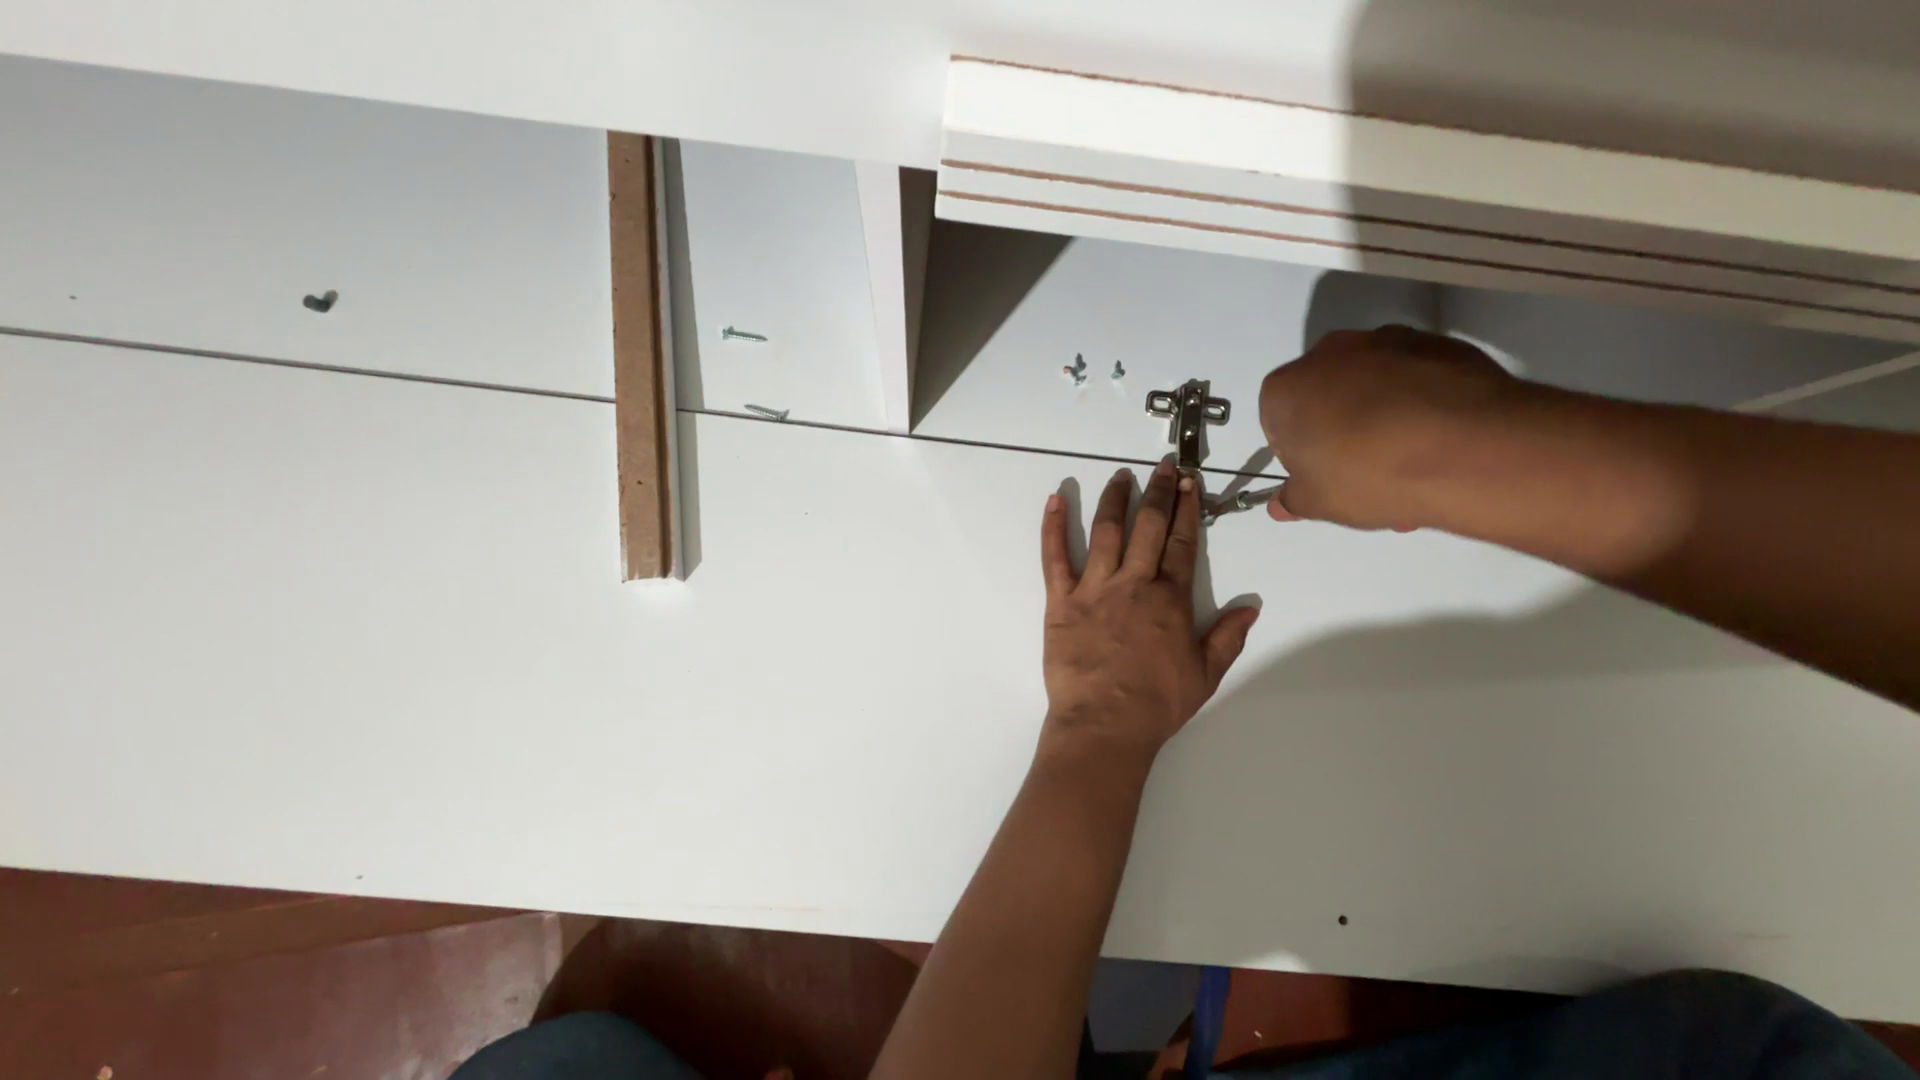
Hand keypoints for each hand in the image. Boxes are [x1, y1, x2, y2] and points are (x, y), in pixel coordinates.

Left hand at [1037, 459, 1259, 762]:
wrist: (1104, 725)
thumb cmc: (1156, 704)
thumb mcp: (1205, 674)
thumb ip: (1228, 637)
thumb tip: (1251, 606)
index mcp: (1170, 600)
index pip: (1183, 543)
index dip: (1187, 509)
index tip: (1189, 483)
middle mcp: (1134, 584)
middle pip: (1149, 527)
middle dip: (1158, 492)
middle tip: (1162, 467)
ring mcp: (1095, 589)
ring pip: (1106, 532)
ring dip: (1114, 499)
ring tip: (1120, 475)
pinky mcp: (1060, 601)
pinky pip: (1055, 557)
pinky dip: (1054, 527)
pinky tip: (1056, 500)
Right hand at [1258, 325, 1519, 529]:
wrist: (1466, 448)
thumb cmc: (1368, 474)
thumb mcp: (1317, 502)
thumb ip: (1293, 499)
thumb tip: (1281, 504)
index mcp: (1286, 388)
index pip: (1279, 423)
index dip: (1303, 454)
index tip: (1328, 476)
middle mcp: (1329, 352)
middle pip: (1327, 396)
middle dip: (1342, 431)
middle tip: (1369, 472)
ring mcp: (1387, 341)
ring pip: (1374, 385)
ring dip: (1384, 415)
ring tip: (1413, 461)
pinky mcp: (1439, 343)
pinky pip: (1418, 377)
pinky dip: (1422, 402)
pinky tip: (1441, 438)